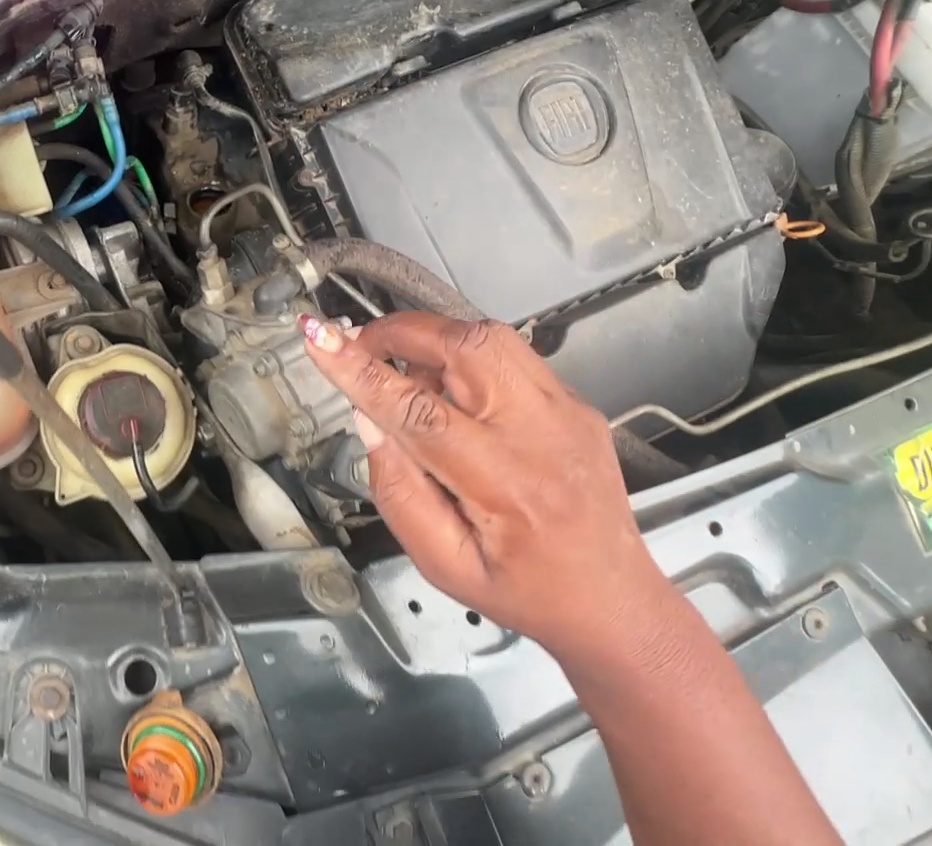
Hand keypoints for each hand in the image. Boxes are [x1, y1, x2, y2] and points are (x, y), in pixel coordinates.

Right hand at [300, 312, 676, 662]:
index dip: (360, 371)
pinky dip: (463, 355)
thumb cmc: (522, 591)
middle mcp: (543, 434)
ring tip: (404, 372)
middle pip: (464, 347)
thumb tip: (369, 420)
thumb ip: (396, 490)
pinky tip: (449, 391)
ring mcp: (566, 410)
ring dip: (431, 339)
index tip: (318, 337)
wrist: (613, 598)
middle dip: (399, 333)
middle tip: (359, 345)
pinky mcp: (574, 401)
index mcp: (505, 485)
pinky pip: (508, 354)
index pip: (417, 411)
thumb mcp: (441, 563)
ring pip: (489, 336)